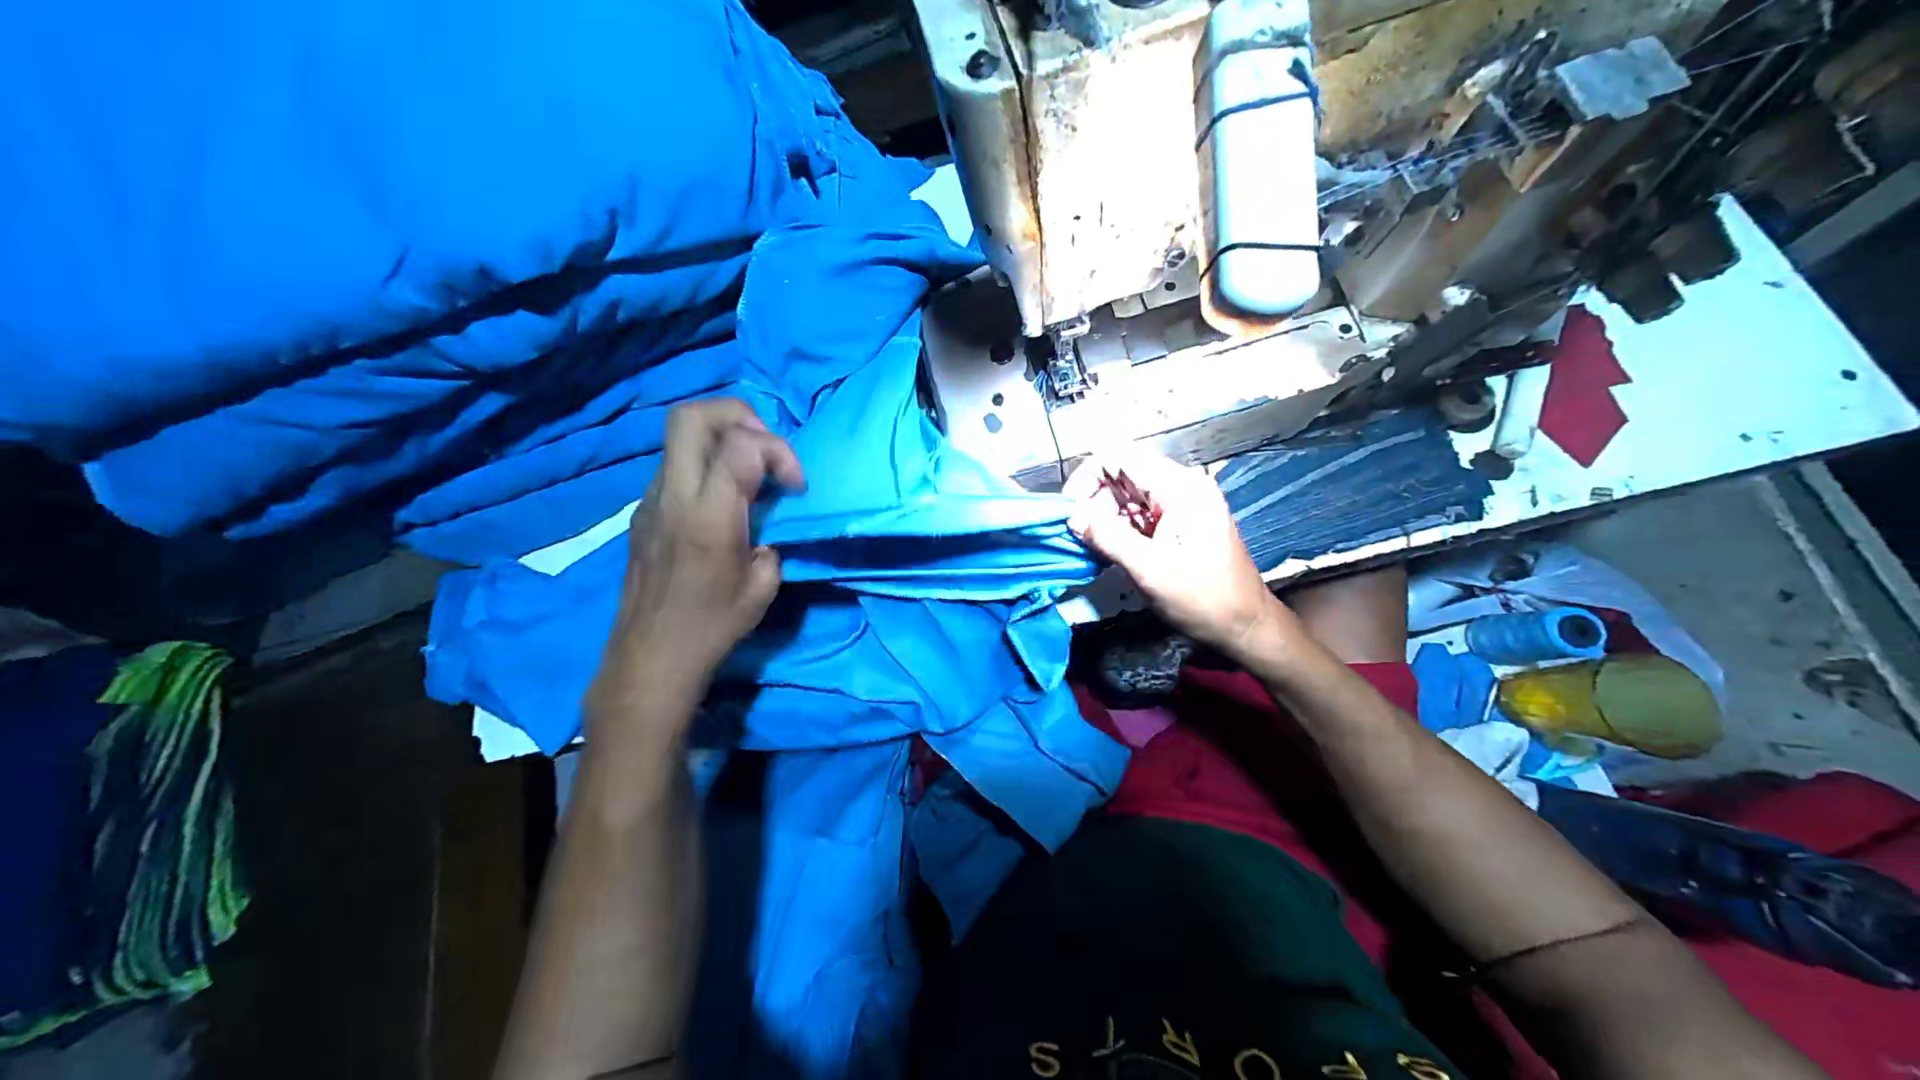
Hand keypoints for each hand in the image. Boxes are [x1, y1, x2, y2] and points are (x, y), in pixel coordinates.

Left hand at [588, 399, 805, 721]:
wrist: (651, 657)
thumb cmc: (712, 626)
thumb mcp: (762, 585)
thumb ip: (770, 537)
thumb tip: (766, 519)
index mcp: (707, 518)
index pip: (740, 445)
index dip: (778, 451)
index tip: (794, 485)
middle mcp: (672, 497)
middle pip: (691, 415)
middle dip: (739, 415)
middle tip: (765, 447)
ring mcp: (650, 500)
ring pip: (678, 435)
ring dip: (721, 438)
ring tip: (748, 472)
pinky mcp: (641, 511)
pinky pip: (673, 464)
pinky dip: (704, 463)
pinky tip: (721, 498)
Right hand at [1065, 451, 1289, 663]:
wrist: (1245, 626)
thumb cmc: (1203, 598)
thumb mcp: (1150, 569)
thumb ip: (1109, 537)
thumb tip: (1072, 516)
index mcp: (1180, 488)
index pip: (1120, 458)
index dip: (1087, 478)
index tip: (1070, 511)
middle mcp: (1181, 486)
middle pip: (1122, 474)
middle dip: (1093, 500)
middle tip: (1079, 535)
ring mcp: (1181, 504)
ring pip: (1127, 495)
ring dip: (1104, 516)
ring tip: (1093, 547)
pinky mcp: (1178, 523)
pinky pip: (1139, 513)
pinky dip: (1119, 528)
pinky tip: (1110, 551)